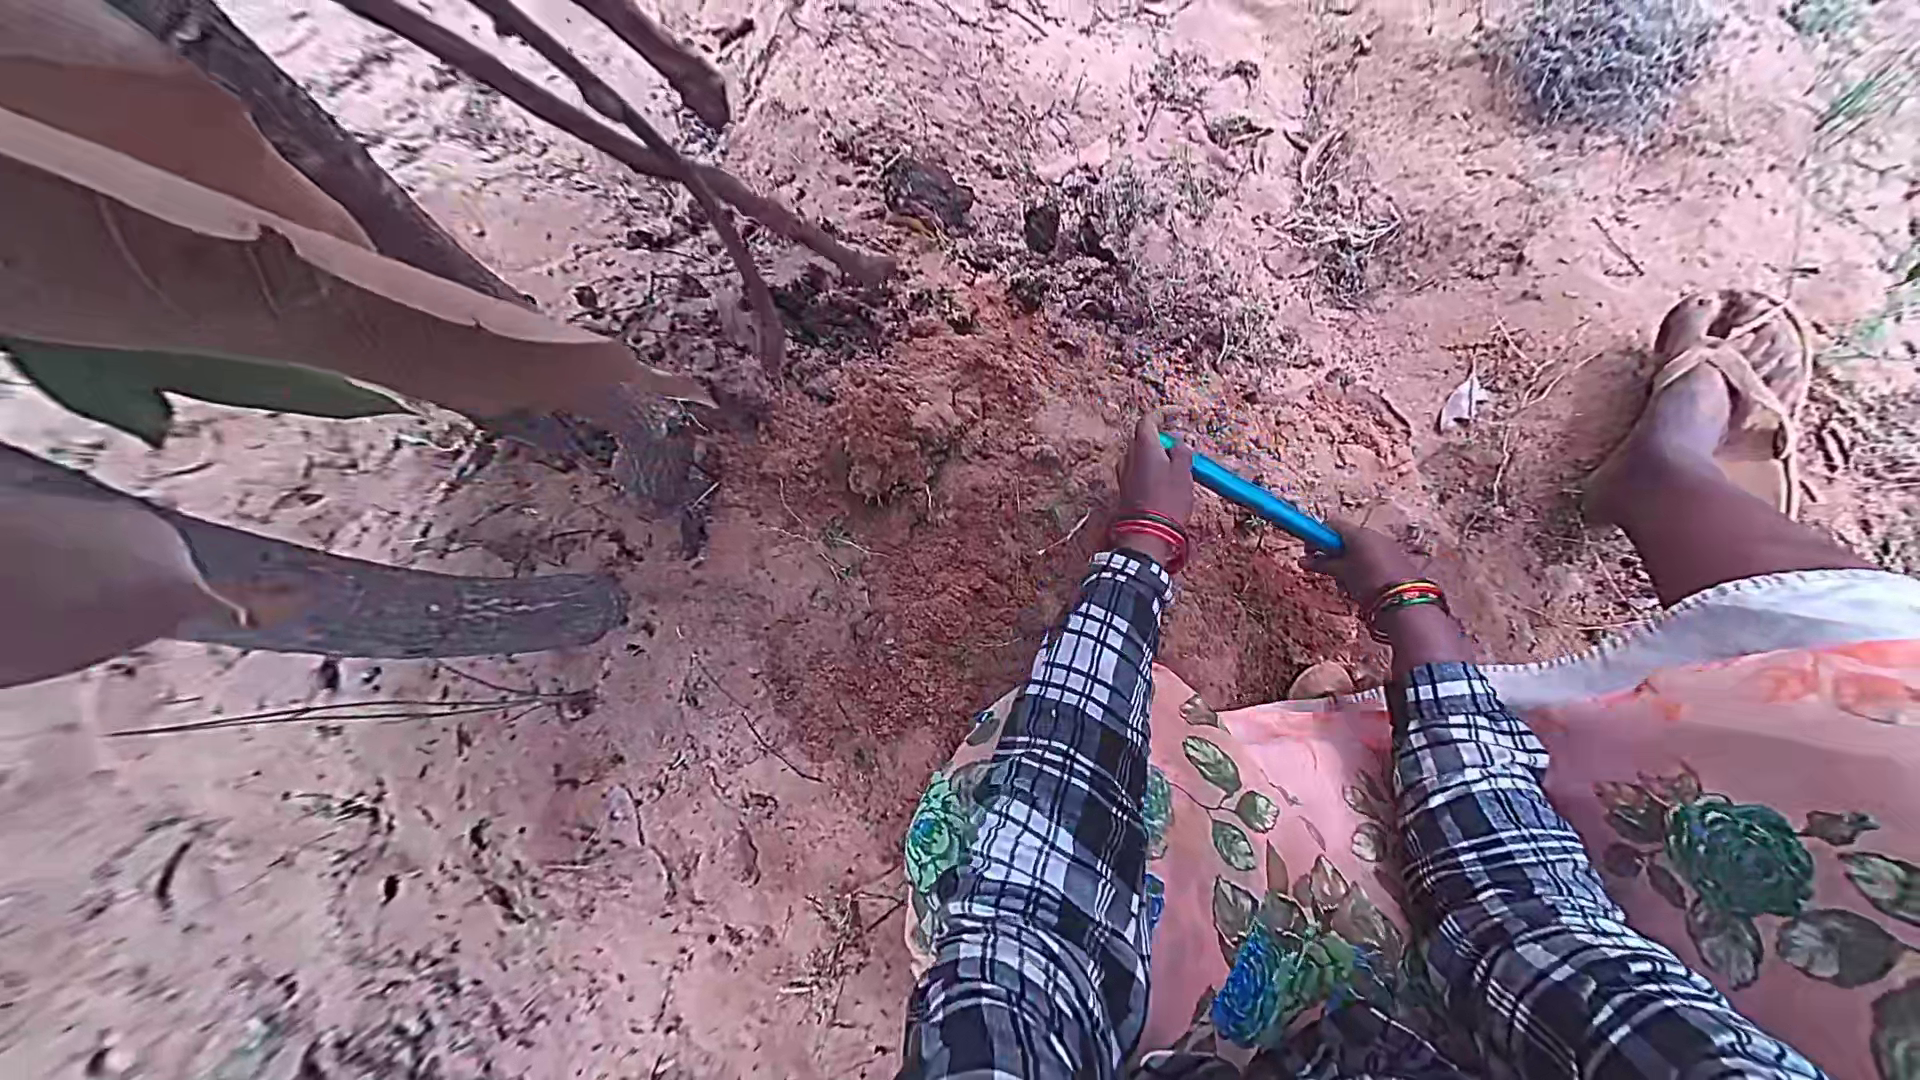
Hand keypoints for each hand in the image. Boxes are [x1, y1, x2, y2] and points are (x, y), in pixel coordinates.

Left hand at [1114, 412, 1193, 566]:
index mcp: (1143, 447)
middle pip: (1144, 438)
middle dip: (1163, 438)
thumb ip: (1181, 451)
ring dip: (1158, 455)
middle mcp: (1128, 457)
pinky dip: (1152, 468)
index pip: (1148, 421)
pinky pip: (1138, 470)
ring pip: (1141, 455)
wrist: (1147, 532)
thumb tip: (1178, 443)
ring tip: (1178, 465)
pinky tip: (1165, 479)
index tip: (1178, 414)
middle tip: (1182, 445)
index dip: (1163, 414)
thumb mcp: (1183, 472)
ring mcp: (1123, 473)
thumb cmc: (1168, 500)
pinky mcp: (1124, 488)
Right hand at [1298, 518, 1420, 603]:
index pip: (1330, 525)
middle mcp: (1373, 536)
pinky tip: (1357, 583)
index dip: (1316, 536)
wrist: (1404, 600)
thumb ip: (1320, 564)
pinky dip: (1358, 566)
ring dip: (1344, 561)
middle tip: (1320, 567)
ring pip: (1356, 549)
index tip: (1309, 551)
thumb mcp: (1340, 572)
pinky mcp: (1395, 560)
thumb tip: (1302, 560)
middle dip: (1330, 551)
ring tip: (1340, 580)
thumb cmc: (1367, 581)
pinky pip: (1369, 557)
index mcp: (1358, 533)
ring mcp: (1386, 547)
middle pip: (1344, 537)